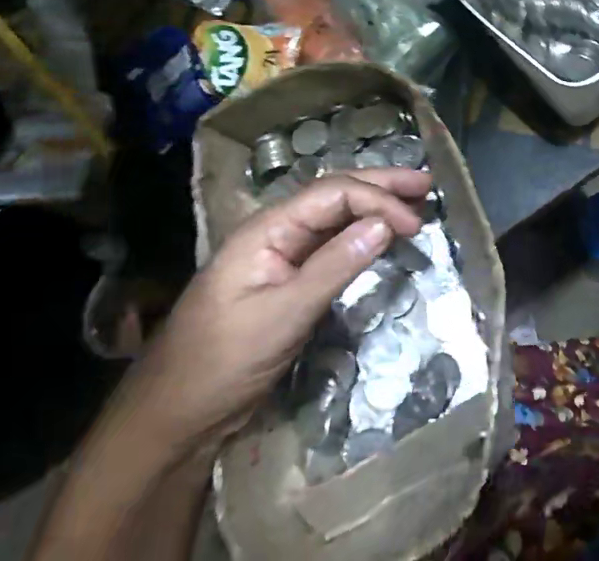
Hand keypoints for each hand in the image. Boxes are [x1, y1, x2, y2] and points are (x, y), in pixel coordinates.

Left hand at [124, 169, 429, 449]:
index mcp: (268, 229)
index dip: (378, 200)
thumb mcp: (283, 315)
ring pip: (334, 217)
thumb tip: (386, 224)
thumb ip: (335, 266)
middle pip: (335, 194)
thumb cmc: (222, 362)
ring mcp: (281, 256)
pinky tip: (381, 235)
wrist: (173, 416)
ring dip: (374, 205)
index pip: (334, 195)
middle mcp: (276, 232)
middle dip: (381, 184)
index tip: (415, 225)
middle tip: (425, 183)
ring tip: (413, 200)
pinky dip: (361, 234)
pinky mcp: (287, 281)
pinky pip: (330, 245)